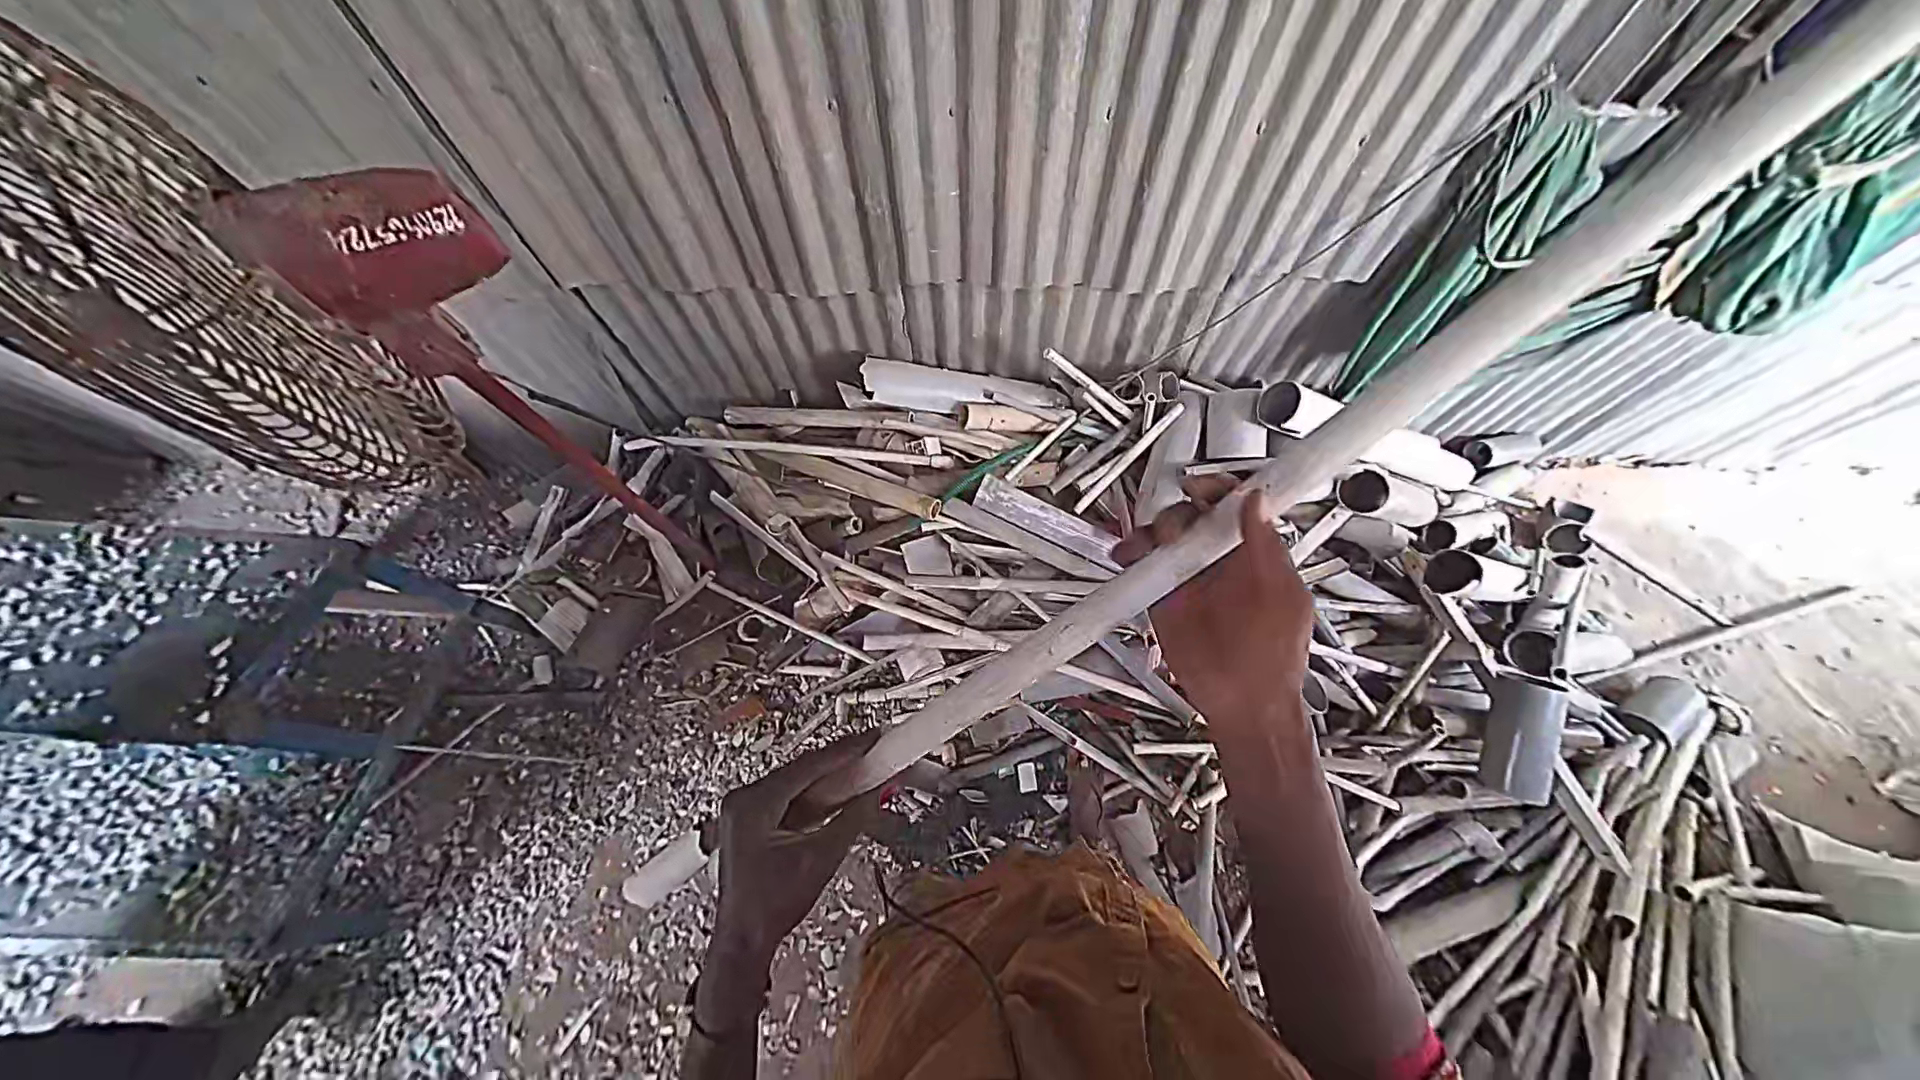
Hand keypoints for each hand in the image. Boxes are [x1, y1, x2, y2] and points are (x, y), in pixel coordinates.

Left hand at [697, 731, 884, 1031]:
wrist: (744, 942)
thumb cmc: (770, 907)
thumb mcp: (821, 857)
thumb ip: (853, 818)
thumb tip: (875, 791)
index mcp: (753, 802)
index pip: (808, 765)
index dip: (844, 750)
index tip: (870, 738)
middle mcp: (744, 799)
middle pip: (802, 770)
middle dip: (840, 762)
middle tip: (872, 750)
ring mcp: (746, 810)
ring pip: (798, 783)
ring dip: (831, 779)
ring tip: (863, 769)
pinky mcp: (754, 822)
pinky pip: (791, 799)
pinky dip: (818, 796)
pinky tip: (841, 793)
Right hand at [1113, 477, 1314, 726]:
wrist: (1242, 703)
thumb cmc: (1272, 658)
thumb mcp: (1281, 597)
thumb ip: (1266, 545)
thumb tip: (1257, 501)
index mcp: (1255, 554)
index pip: (1235, 505)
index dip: (1217, 489)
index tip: (1202, 486)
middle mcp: (1219, 560)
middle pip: (1191, 514)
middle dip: (1179, 515)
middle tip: (1179, 536)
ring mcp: (1189, 578)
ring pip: (1163, 536)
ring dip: (1152, 534)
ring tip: (1153, 550)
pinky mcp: (1164, 597)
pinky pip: (1143, 566)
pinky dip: (1132, 557)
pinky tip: (1131, 558)